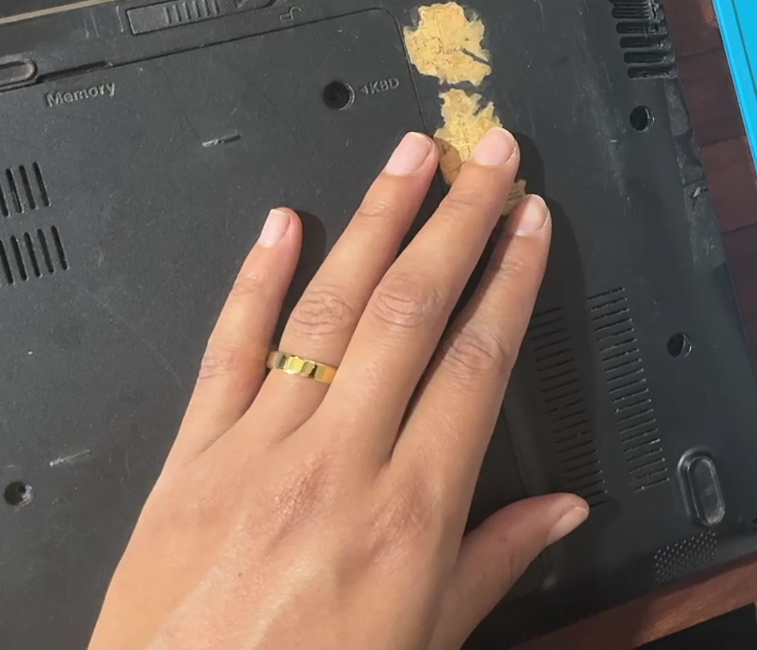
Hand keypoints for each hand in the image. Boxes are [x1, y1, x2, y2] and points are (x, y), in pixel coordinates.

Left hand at [89, 129, 588, 649]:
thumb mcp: (430, 639)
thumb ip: (499, 556)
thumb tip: (569, 508)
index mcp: (410, 510)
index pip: (477, 360)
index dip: (510, 278)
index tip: (530, 219)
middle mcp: (337, 463)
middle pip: (412, 309)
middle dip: (460, 219)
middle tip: (488, 155)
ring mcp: (255, 453)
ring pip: (328, 308)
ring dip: (377, 220)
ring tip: (411, 157)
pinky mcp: (186, 463)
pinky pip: (225, 352)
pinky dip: (256, 280)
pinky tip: (283, 221)